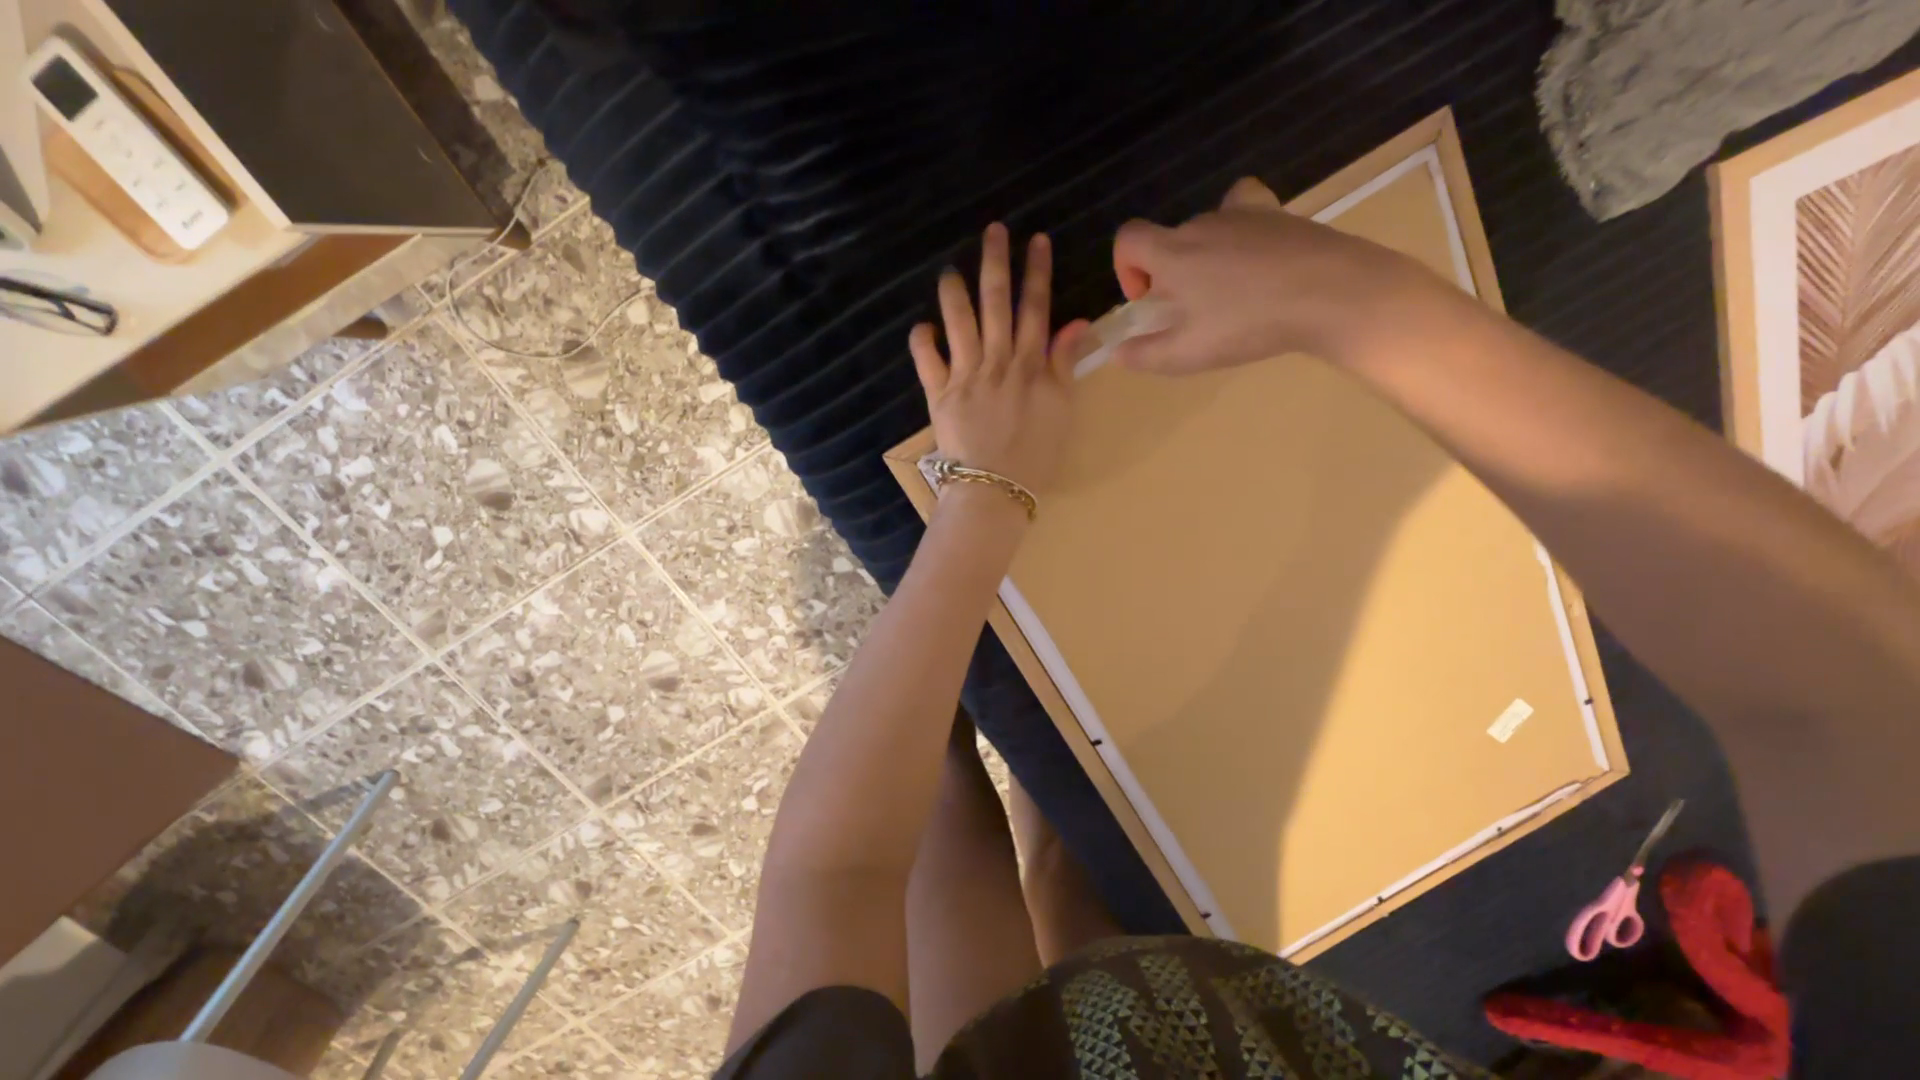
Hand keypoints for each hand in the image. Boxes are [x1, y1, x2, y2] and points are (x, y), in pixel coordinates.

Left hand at [909, 223, 1089, 495]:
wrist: (995, 488)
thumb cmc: (1035, 454)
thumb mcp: (1062, 410)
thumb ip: (1065, 365)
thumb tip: (1076, 323)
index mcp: (1030, 364)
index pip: (1035, 308)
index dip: (1036, 272)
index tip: (1035, 240)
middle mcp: (996, 361)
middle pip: (995, 304)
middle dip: (995, 264)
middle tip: (992, 231)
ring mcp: (964, 376)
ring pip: (958, 324)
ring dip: (954, 294)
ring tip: (950, 270)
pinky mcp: (938, 395)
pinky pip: (926, 362)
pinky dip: (922, 341)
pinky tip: (922, 325)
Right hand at [1108, 177, 1436, 374]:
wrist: (1330, 293)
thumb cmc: (1248, 324)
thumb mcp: (1187, 354)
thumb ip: (1145, 354)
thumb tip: (1117, 353)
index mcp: (1172, 252)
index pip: (1128, 238)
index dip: (1126, 268)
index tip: (1148, 300)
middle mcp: (1202, 223)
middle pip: (1169, 238)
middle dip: (1170, 272)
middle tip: (1194, 311)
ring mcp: (1244, 214)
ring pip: (1208, 229)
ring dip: (1206, 257)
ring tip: (1233, 294)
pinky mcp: (1279, 215)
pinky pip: (1248, 210)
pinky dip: (1242, 230)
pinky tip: (1257, 256)